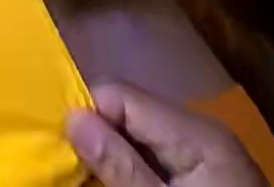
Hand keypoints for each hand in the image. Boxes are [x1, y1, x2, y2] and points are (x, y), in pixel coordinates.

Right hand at [66, 82, 266, 186]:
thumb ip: (119, 167)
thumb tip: (71, 117)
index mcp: (197, 134)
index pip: (121, 95)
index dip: (88, 114)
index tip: (62, 146)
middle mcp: (203, 135)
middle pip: (131, 114)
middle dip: (100, 137)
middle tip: (74, 170)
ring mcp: (210, 160)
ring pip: (141, 138)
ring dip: (116, 158)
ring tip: (91, 179)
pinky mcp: (210, 182)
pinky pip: (160, 161)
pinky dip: (137, 172)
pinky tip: (124, 186)